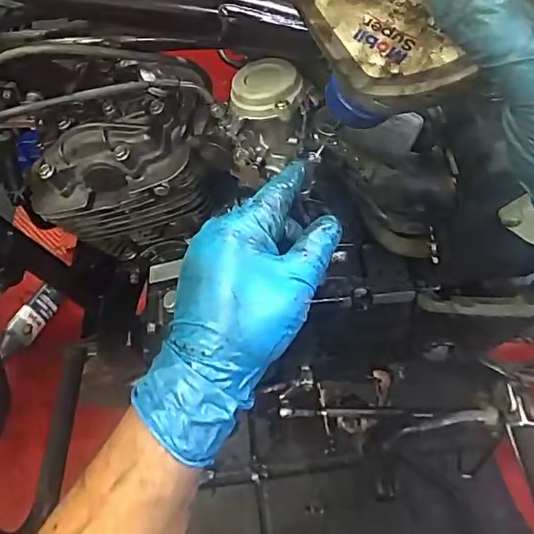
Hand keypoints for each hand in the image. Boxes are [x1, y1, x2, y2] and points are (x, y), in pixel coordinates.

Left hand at [131, 160, 341, 465]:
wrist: (206, 369)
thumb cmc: (250, 324)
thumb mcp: (296, 281)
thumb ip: (317, 246)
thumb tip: (330, 222)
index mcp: (239, 226)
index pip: (276, 191)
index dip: (297, 178)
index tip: (310, 164)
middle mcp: (218, 231)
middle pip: (265, 213)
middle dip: (292, 225)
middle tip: (315, 243)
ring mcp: (207, 251)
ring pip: (253, 234)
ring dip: (276, 245)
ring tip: (295, 272)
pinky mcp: (203, 270)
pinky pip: (238, 250)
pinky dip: (259, 257)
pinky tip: (273, 280)